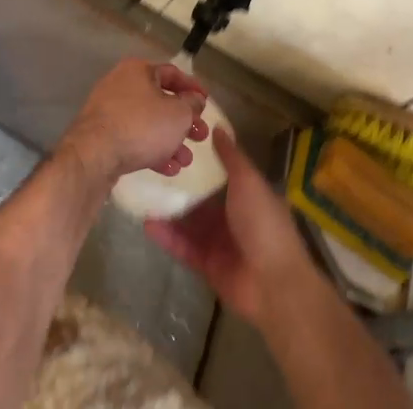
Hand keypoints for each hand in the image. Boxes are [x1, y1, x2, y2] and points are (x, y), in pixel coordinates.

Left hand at [58, 60, 209, 182]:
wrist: (96, 154)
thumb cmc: (142, 125)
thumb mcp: (178, 113)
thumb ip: (191, 104)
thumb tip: (194, 99)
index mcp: (138, 71)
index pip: (172, 73)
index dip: (193, 88)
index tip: (207, 103)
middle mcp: (121, 85)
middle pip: (160, 101)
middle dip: (184, 121)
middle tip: (200, 136)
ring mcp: (110, 110)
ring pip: (149, 123)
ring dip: (171, 141)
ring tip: (186, 160)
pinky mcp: (104, 134)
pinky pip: (134, 138)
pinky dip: (152, 150)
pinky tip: (168, 168)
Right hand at [143, 129, 319, 329]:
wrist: (273, 283)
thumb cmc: (264, 225)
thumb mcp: (249, 183)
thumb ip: (231, 158)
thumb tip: (217, 128)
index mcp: (246, 196)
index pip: (218, 175)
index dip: (198, 161)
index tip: (172, 144)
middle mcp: (231, 217)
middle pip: (198, 198)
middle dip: (176, 186)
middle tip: (147, 168)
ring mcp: (217, 242)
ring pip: (186, 222)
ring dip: (166, 210)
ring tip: (139, 194)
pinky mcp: (205, 264)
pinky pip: (181, 246)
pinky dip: (166, 235)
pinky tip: (146, 222)